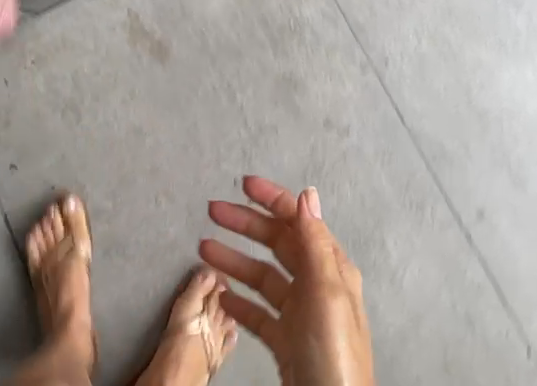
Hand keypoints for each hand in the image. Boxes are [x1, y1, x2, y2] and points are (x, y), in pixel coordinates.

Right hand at [200, 176, 374, 385]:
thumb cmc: (333, 352)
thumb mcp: (326, 294)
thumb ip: (314, 244)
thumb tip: (307, 193)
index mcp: (331, 268)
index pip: (299, 220)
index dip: (272, 199)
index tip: (243, 184)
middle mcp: (317, 285)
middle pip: (278, 244)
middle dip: (246, 224)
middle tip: (212, 210)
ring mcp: (301, 314)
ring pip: (263, 276)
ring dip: (235, 259)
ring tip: (203, 250)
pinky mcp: (286, 342)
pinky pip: (259, 313)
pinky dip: (239, 301)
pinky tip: (220, 295)